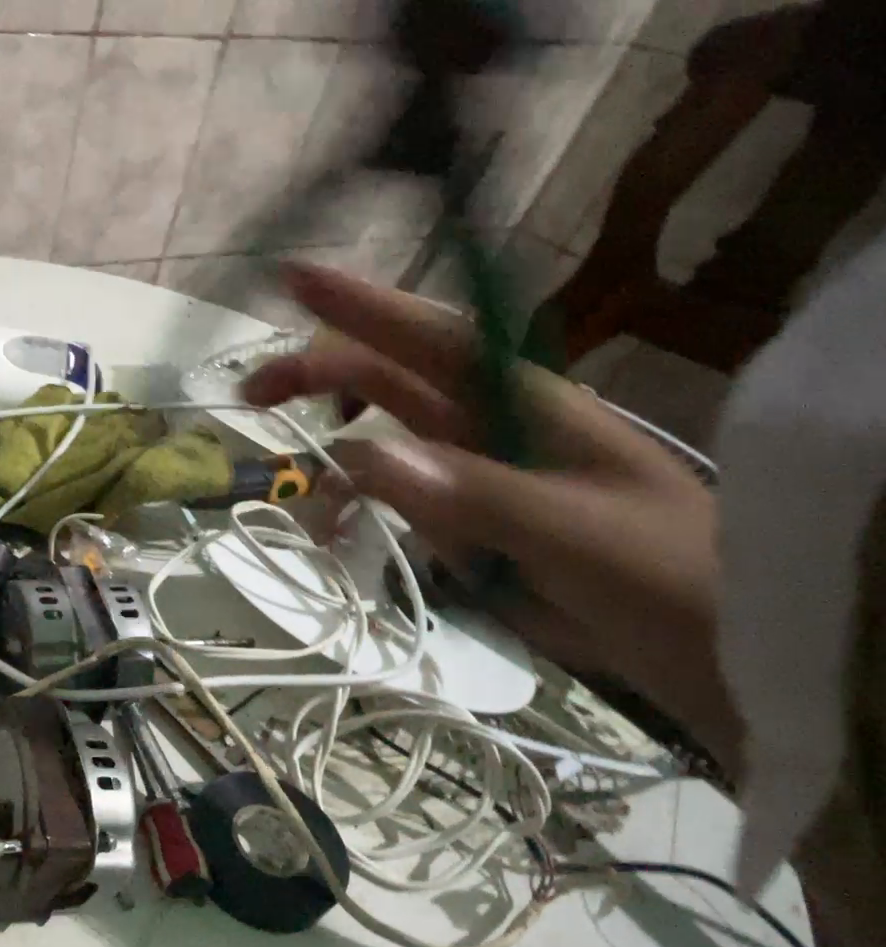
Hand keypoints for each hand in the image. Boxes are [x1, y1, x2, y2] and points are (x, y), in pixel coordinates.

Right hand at [244, 262, 740, 774]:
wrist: (712, 647)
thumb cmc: (667, 575)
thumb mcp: (576, 532)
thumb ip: (472, 494)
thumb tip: (362, 460)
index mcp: (524, 403)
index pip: (431, 338)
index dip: (362, 307)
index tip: (293, 281)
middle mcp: (487, 426)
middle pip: (386, 382)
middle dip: (317, 378)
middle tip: (252, 398)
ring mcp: (469, 475)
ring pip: (377, 447)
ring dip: (333, 466)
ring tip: (313, 513)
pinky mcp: (459, 521)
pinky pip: (390, 502)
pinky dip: (355, 514)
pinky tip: (336, 539)